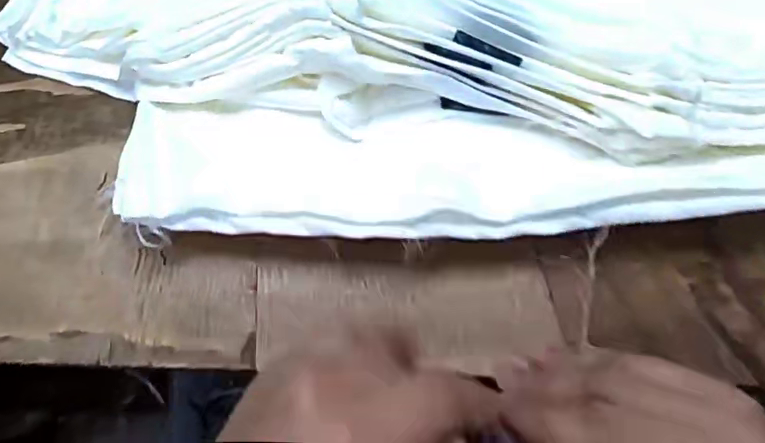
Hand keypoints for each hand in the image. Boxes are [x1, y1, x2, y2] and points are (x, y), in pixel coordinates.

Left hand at [218, 327, 500, 442]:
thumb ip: (422, 438)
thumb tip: (451, 431)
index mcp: (367, 421)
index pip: (442, 390)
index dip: (478, 403)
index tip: (495, 419)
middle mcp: (330, 373)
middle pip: (395, 344)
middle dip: (422, 376)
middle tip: (432, 416)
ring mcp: (293, 361)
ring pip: (354, 333)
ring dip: (380, 360)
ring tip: (386, 399)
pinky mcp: (269, 366)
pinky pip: (319, 345)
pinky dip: (341, 361)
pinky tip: (342, 396)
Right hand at [499, 348, 764, 442]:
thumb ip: (567, 435)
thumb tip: (513, 412)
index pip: (581, 422)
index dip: (529, 408)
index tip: (495, 400)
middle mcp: (697, 431)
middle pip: (596, 391)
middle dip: (543, 382)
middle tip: (504, 372)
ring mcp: (722, 414)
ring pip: (623, 371)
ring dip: (571, 364)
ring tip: (535, 361)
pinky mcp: (737, 401)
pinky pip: (657, 366)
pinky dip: (613, 359)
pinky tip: (583, 355)